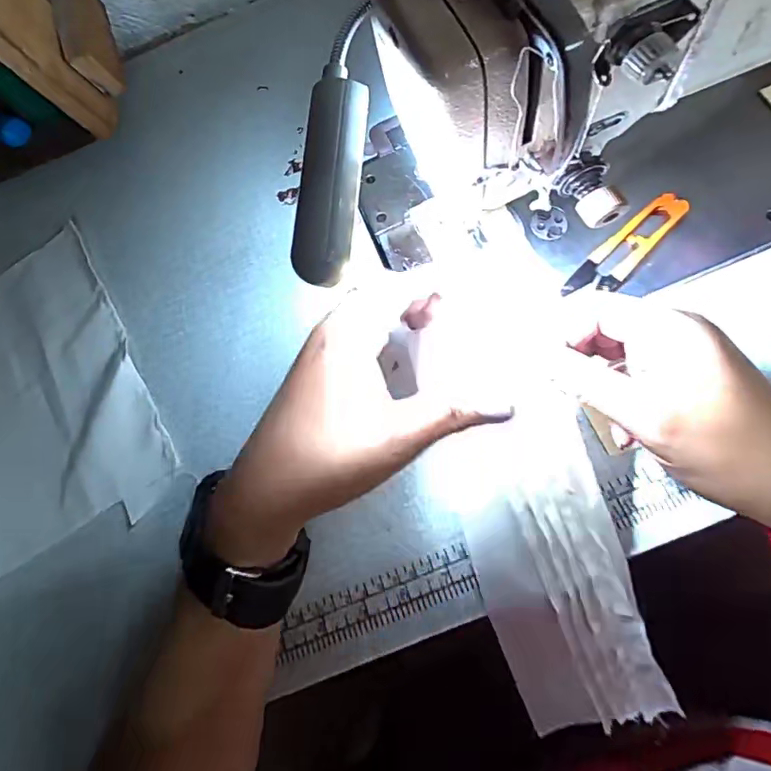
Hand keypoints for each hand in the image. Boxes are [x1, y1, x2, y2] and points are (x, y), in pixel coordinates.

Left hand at [209, 279, 494, 566]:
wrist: (265, 490)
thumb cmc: (331, 458)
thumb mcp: (399, 437)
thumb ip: (453, 413)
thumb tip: (506, 405)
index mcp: (350, 333)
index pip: (400, 286)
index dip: (438, 280)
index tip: (475, 281)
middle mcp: (333, 328)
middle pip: (384, 290)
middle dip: (424, 292)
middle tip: (461, 308)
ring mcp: (321, 345)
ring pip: (368, 308)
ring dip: (402, 308)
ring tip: (437, 325)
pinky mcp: (318, 363)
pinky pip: (358, 325)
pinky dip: (386, 325)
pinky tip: (403, 353)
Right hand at [551, 291, 770, 583]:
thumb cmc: (720, 447)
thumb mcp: (644, 416)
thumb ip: (585, 381)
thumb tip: (538, 354)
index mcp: (666, 324)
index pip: (594, 308)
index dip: (561, 335)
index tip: (542, 373)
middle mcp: (677, 328)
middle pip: (609, 330)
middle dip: (583, 363)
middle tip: (570, 402)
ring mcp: (691, 350)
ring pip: (625, 356)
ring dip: (606, 386)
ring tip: (605, 425)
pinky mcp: (698, 374)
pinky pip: (648, 373)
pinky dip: (631, 396)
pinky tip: (632, 432)